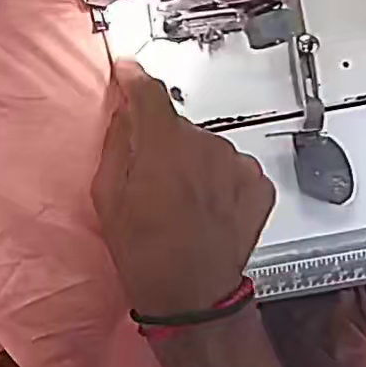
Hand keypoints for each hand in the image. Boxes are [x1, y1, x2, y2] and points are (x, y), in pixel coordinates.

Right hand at [91, 61, 274, 316]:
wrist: (191, 295)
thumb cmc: (143, 251)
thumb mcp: (107, 197)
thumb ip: (116, 146)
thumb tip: (125, 116)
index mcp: (164, 147)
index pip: (150, 93)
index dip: (134, 77)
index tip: (127, 71)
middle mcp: (206, 147)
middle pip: (178, 123)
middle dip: (161, 139)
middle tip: (149, 176)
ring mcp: (237, 165)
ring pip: (206, 144)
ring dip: (191, 160)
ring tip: (178, 198)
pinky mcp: (258, 184)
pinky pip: (230, 165)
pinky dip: (216, 177)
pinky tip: (203, 205)